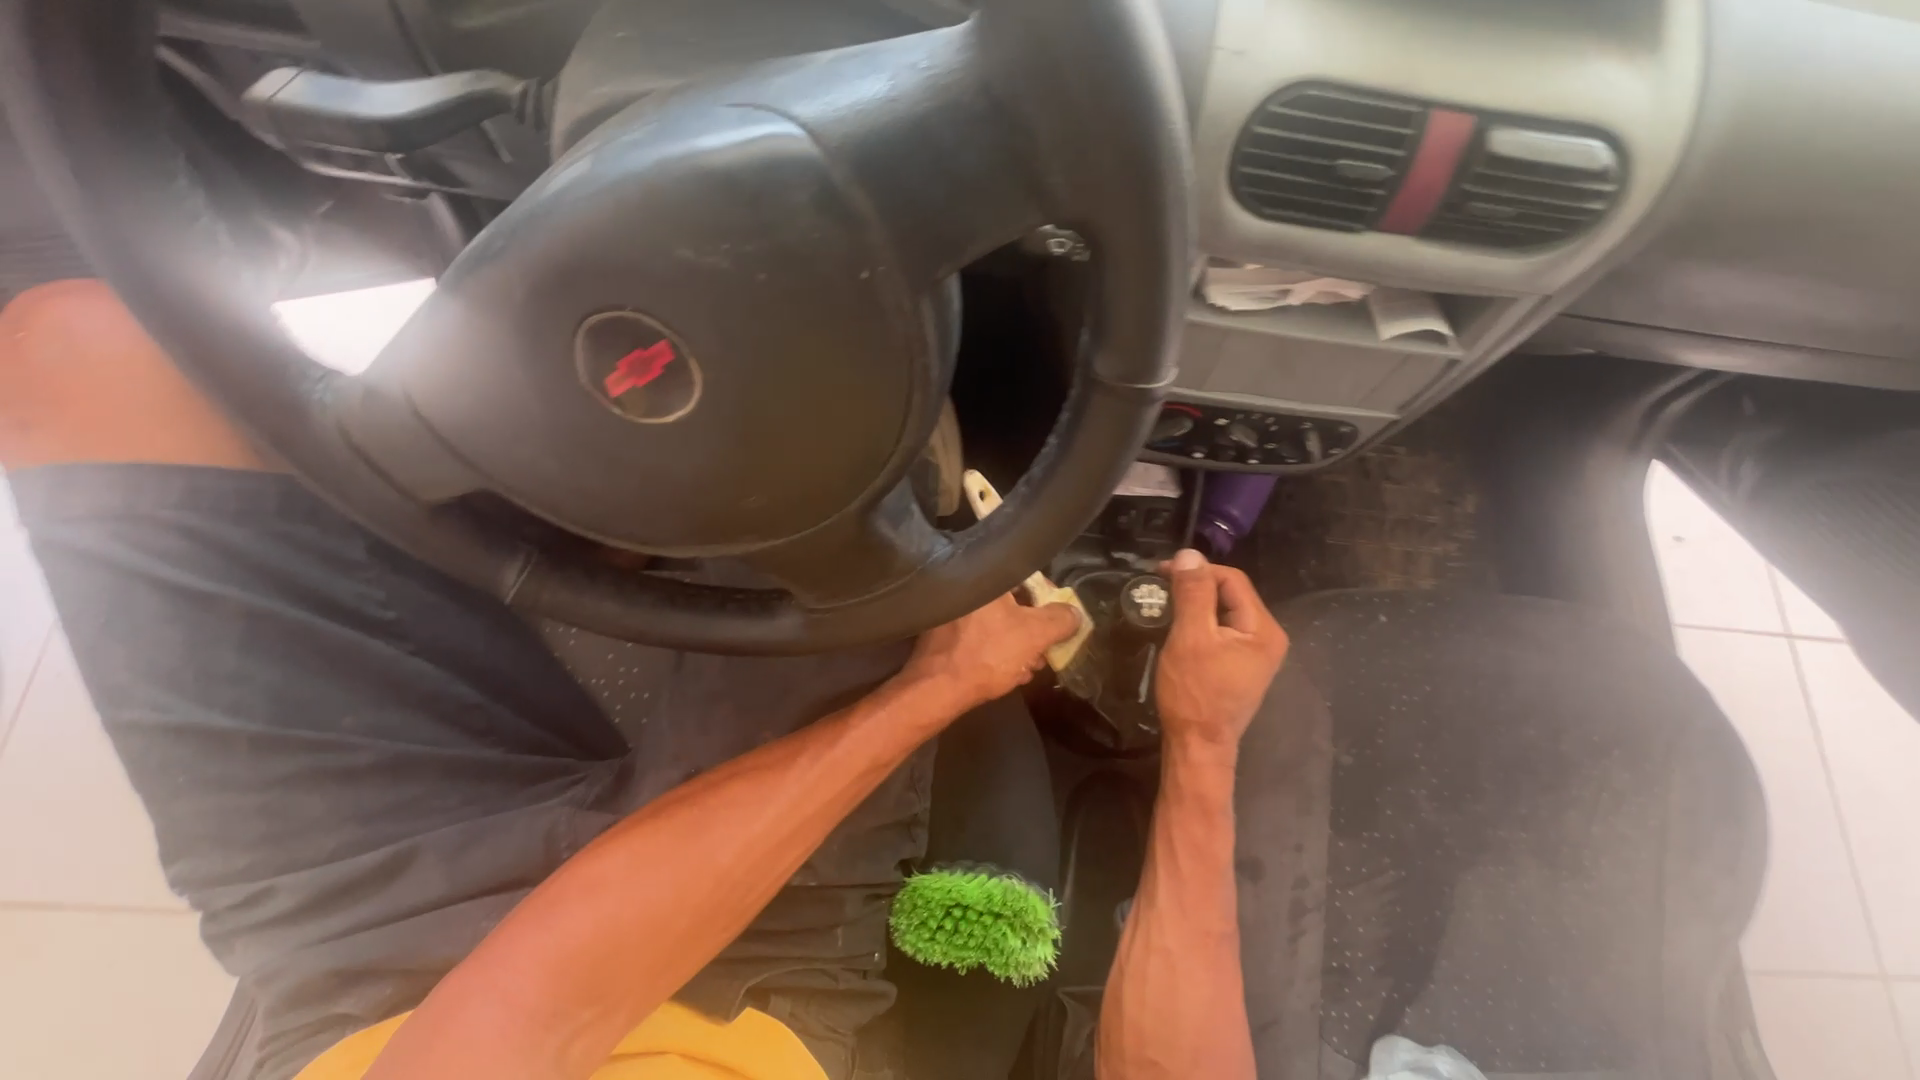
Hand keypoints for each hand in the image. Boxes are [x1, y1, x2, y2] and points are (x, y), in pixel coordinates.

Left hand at [899, 592, 1082, 713]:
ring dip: (1019, 643)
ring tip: (1031, 666)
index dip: (1050, 597)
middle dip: (1034, 627)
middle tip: (1046, 648)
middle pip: (1013, 602)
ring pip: (997, 622)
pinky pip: (980, 636)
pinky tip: (1010, 672)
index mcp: (986, 578)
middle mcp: (966, 587)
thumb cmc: (988, 653)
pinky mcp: (943, 633)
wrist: (938, 687)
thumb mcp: (1035, 635)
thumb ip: (1060, 620)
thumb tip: (1073, 613)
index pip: (1029, 576)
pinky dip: (997, 650)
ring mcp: (951, 611)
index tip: (1059, 618)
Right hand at [1155, 549, 1288, 754]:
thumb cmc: (1194, 692)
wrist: (1198, 745)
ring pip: (1223, 613)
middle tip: (1159, 588)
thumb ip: (1192, 593)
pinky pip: (1222, 631)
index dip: (1197, 571)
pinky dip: (1199, 623)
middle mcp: (1268, 638)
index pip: (1232, 580)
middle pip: (1230, 594)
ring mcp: (1256, 654)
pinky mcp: (1241, 667)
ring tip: (1164, 605)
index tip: (1160, 573)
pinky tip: (1178, 627)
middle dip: (1195, 587)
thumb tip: (1190, 554)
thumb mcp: (1190, 637)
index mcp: (1263, 629)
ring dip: (1194, 604)